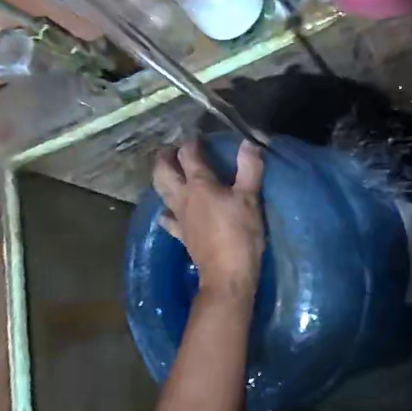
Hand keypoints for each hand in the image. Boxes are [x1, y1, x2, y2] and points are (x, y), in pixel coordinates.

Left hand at [153, 138, 266, 298]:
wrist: (227, 274)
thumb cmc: (241, 233)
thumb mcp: (251, 198)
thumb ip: (250, 168)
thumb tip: (249, 143)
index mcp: (200, 184)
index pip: (189, 155)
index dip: (192, 142)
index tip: (198, 136)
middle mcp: (183, 197)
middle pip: (163, 171)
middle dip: (165, 156)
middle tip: (171, 149)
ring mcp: (179, 217)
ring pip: (161, 191)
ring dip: (161, 178)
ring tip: (168, 171)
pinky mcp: (181, 235)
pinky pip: (167, 219)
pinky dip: (166, 211)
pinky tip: (169, 211)